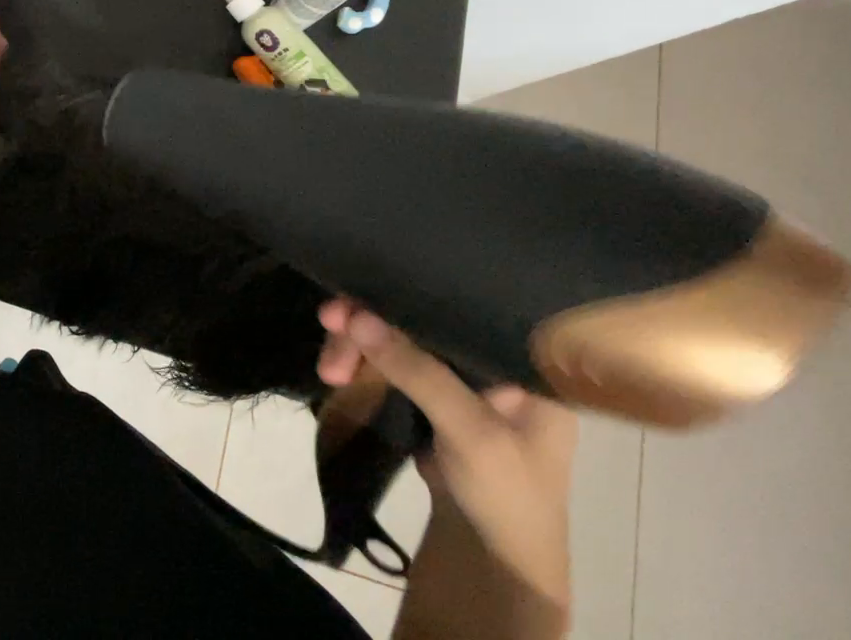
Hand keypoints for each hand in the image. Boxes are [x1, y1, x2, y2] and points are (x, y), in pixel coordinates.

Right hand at [318, 299, 576, 605]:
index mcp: (522, 358)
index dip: (405, 297)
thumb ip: (418, 371)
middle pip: (420, 320)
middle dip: (368, 325)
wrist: (492, 553)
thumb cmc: (505, 493)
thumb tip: (356, 314)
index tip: (355, 298)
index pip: (460, 306)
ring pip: (398, 338)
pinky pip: (391, 361)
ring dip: (357, 347)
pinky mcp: (433, 392)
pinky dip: (363, 363)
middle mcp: (492, 358)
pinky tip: (339, 372)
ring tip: (328, 373)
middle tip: (328, 326)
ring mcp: (461, 375)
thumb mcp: (470, 431)